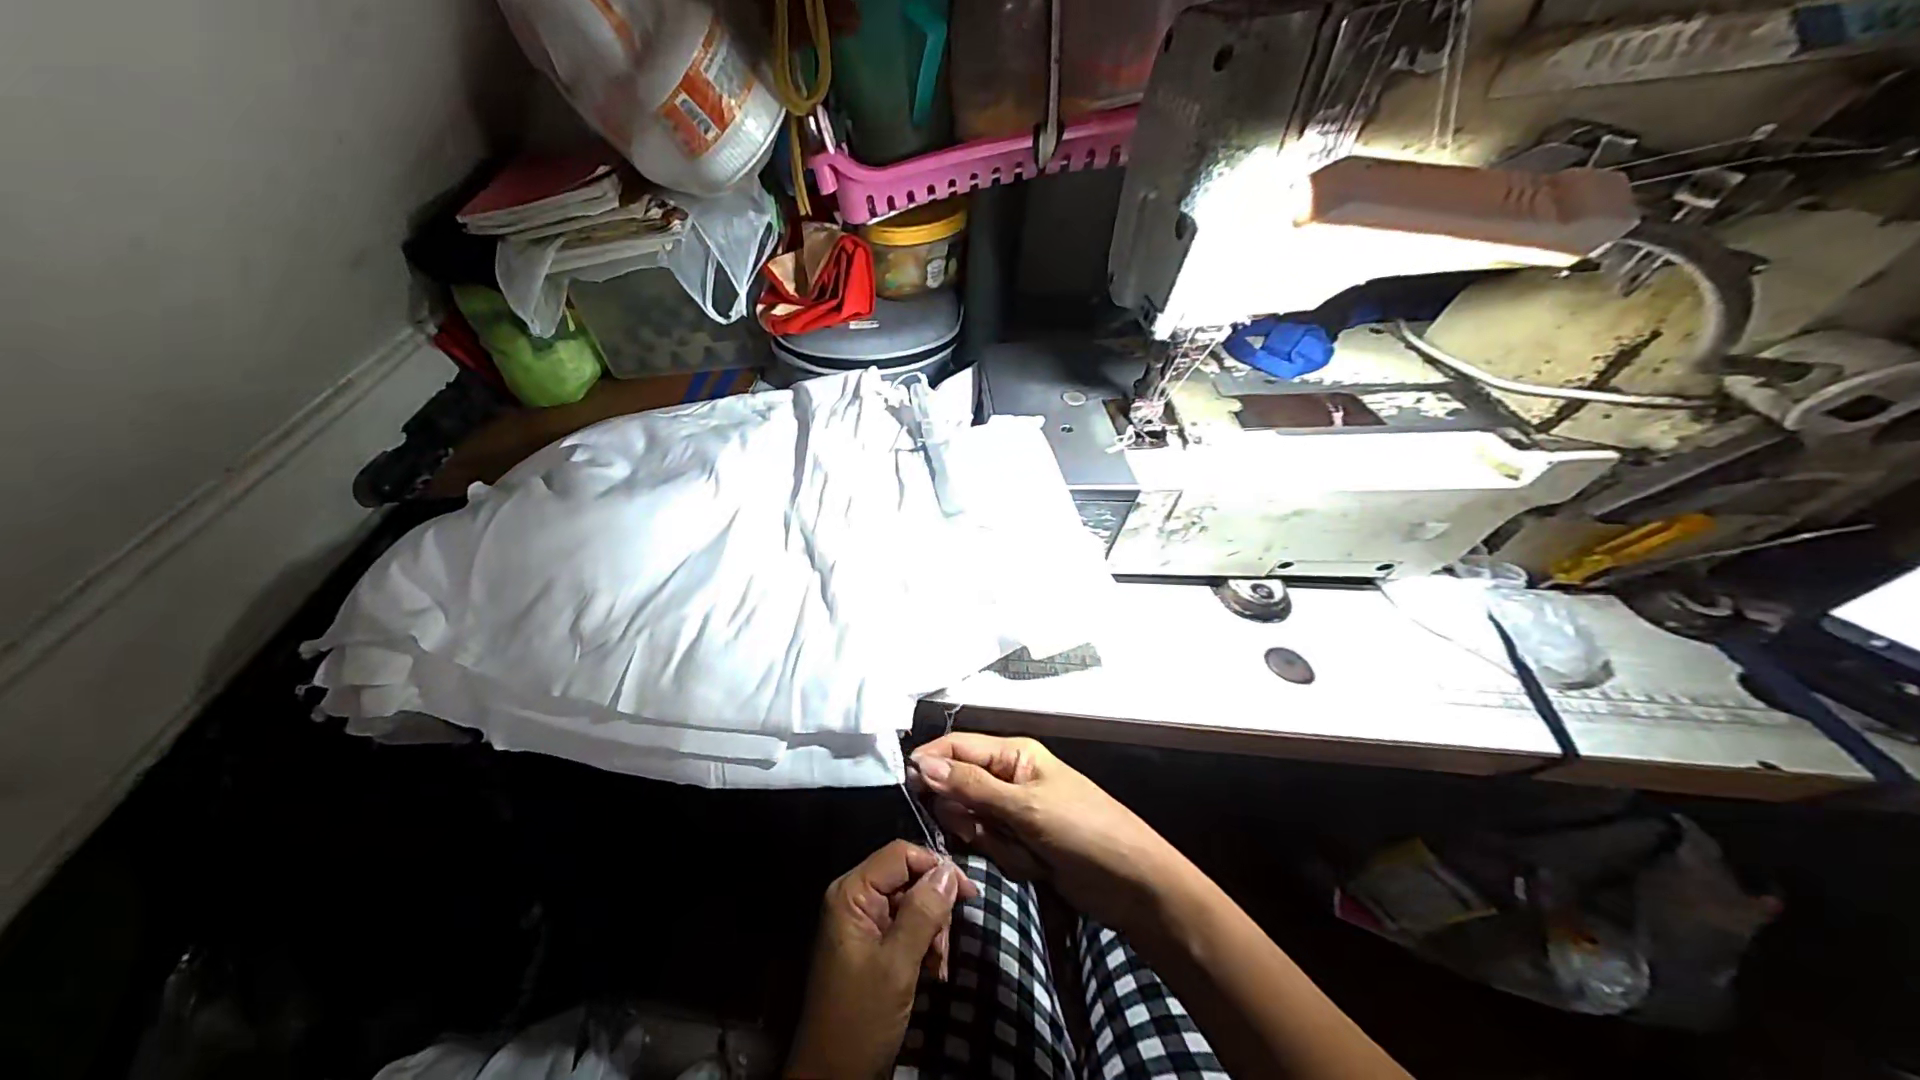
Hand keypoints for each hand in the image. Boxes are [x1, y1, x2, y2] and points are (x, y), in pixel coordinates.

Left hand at [786, 840, 976, 1078]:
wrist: (832, 1077)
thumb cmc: (860, 1019)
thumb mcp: (897, 964)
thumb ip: (923, 913)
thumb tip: (950, 870)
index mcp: (850, 893)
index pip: (900, 854)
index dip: (936, 867)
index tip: (969, 893)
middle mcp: (854, 898)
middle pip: (908, 877)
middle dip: (934, 909)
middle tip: (942, 949)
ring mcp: (862, 922)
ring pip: (912, 902)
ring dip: (932, 932)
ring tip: (935, 967)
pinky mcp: (872, 944)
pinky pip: (906, 926)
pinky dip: (924, 945)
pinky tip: (930, 972)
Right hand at [911, 734, 1190, 934]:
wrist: (1132, 885)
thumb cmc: (1084, 830)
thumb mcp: (1025, 806)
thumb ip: (971, 786)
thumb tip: (922, 764)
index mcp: (1014, 753)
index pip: (957, 746)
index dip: (930, 761)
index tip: (909, 785)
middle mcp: (1009, 778)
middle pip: (959, 791)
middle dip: (973, 818)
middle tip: (995, 829)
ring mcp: (1014, 815)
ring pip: (973, 826)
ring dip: (997, 844)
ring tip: (1031, 851)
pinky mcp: (1021, 845)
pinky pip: (992, 850)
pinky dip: (1011, 862)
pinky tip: (1039, 866)